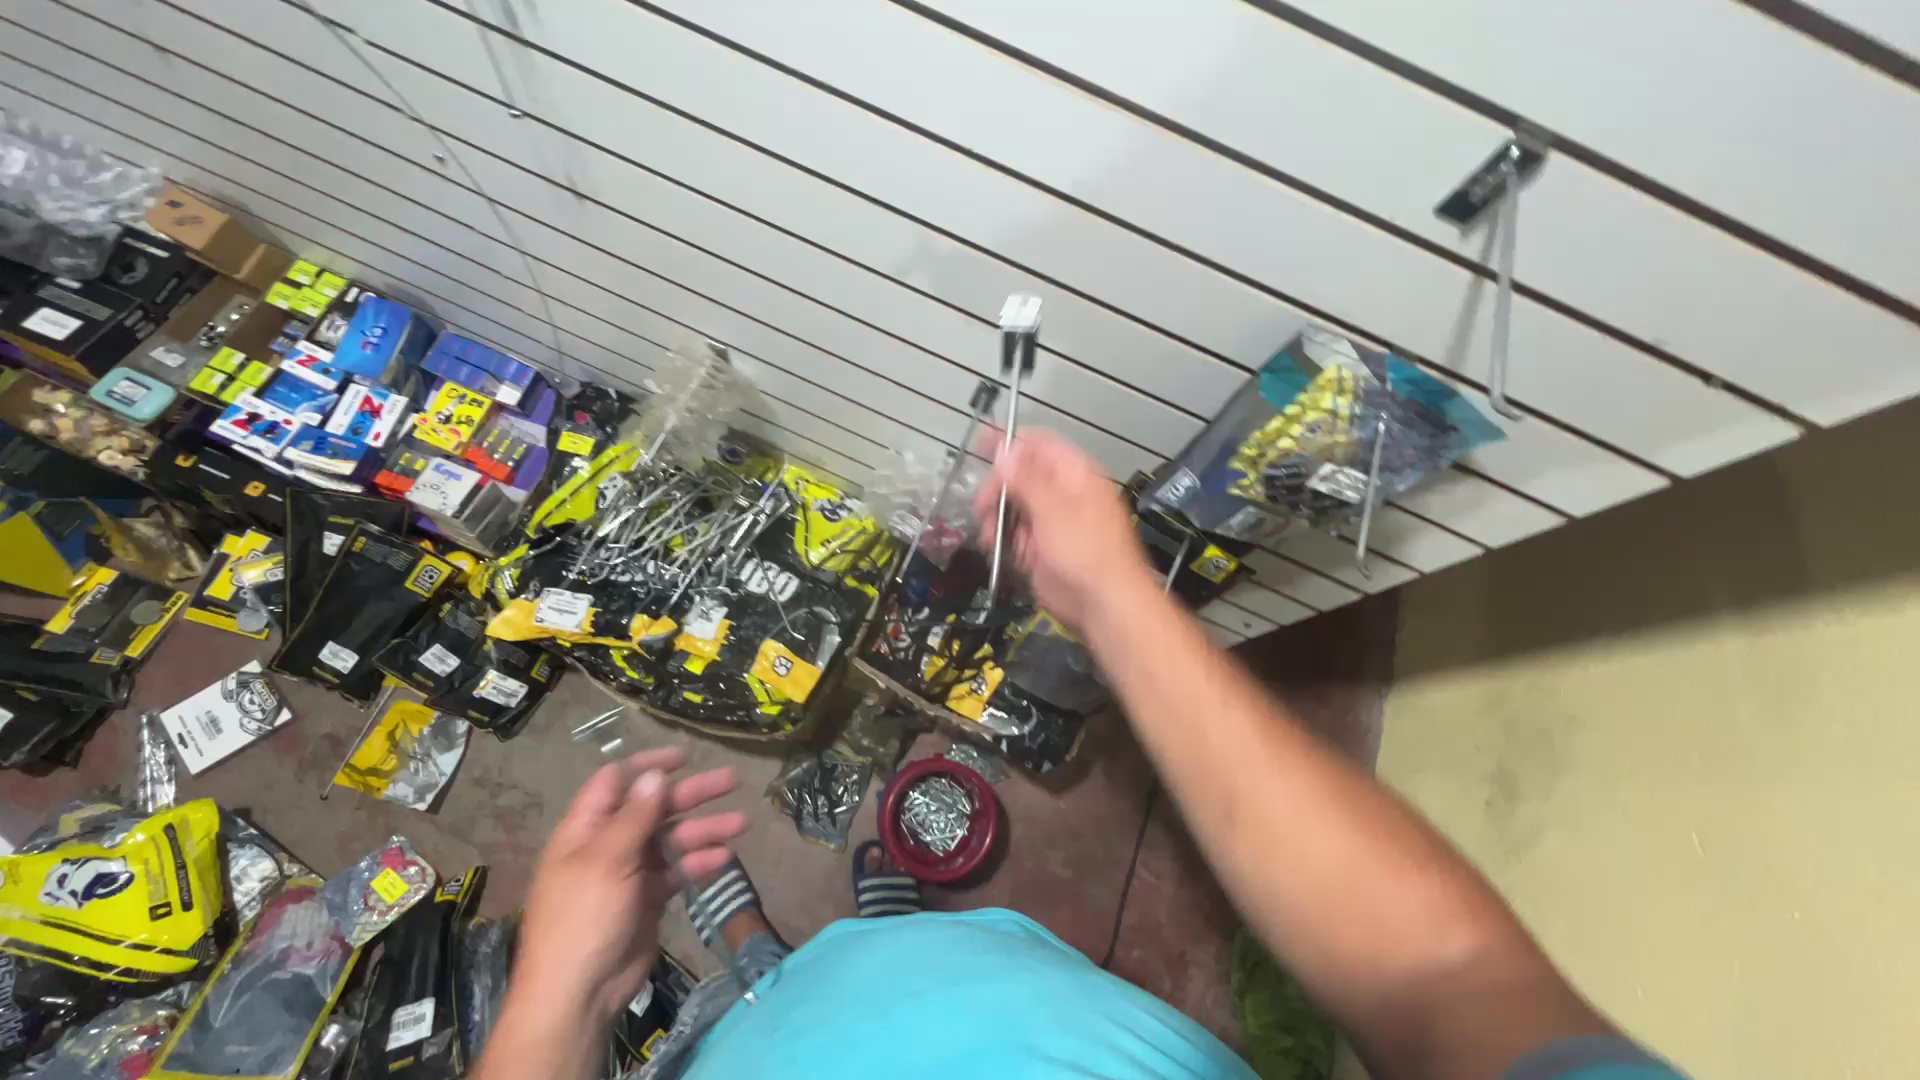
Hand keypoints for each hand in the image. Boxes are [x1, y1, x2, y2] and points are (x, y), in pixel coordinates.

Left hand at [515, 746, 745, 1020]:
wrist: (578, 992)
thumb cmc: (583, 917)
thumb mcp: (607, 860)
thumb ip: (635, 816)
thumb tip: (654, 774)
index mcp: (586, 829)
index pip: (617, 781)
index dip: (648, 764)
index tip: (685, 756)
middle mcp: (608, 844)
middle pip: (654, 808)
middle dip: (691, 793)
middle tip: (731, 780)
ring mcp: (629, 872)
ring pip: (672, 839)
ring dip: (704, 829)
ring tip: (742, 823)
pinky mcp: (647, 898)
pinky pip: (677, 871)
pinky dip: (699, 863)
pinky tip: (723, 859)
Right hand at [972, 429, 1158, 631]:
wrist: (1103, 603)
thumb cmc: (1088, 552)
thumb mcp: (1053, 508)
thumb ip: (1026, 478)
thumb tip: (1004, 451)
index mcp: (1075, 476)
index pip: (1040, 445)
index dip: (1011, 441)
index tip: (982, 442)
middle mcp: (1063, 495)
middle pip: (1022, 477)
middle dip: (999, 487)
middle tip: (983, 502)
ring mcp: (1052, 522)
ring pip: (1014, 507)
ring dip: (996, 515)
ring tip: (988, 531)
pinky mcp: (1041, 549)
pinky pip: (1015, 535)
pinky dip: (1001, 538)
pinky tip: (993, 545)